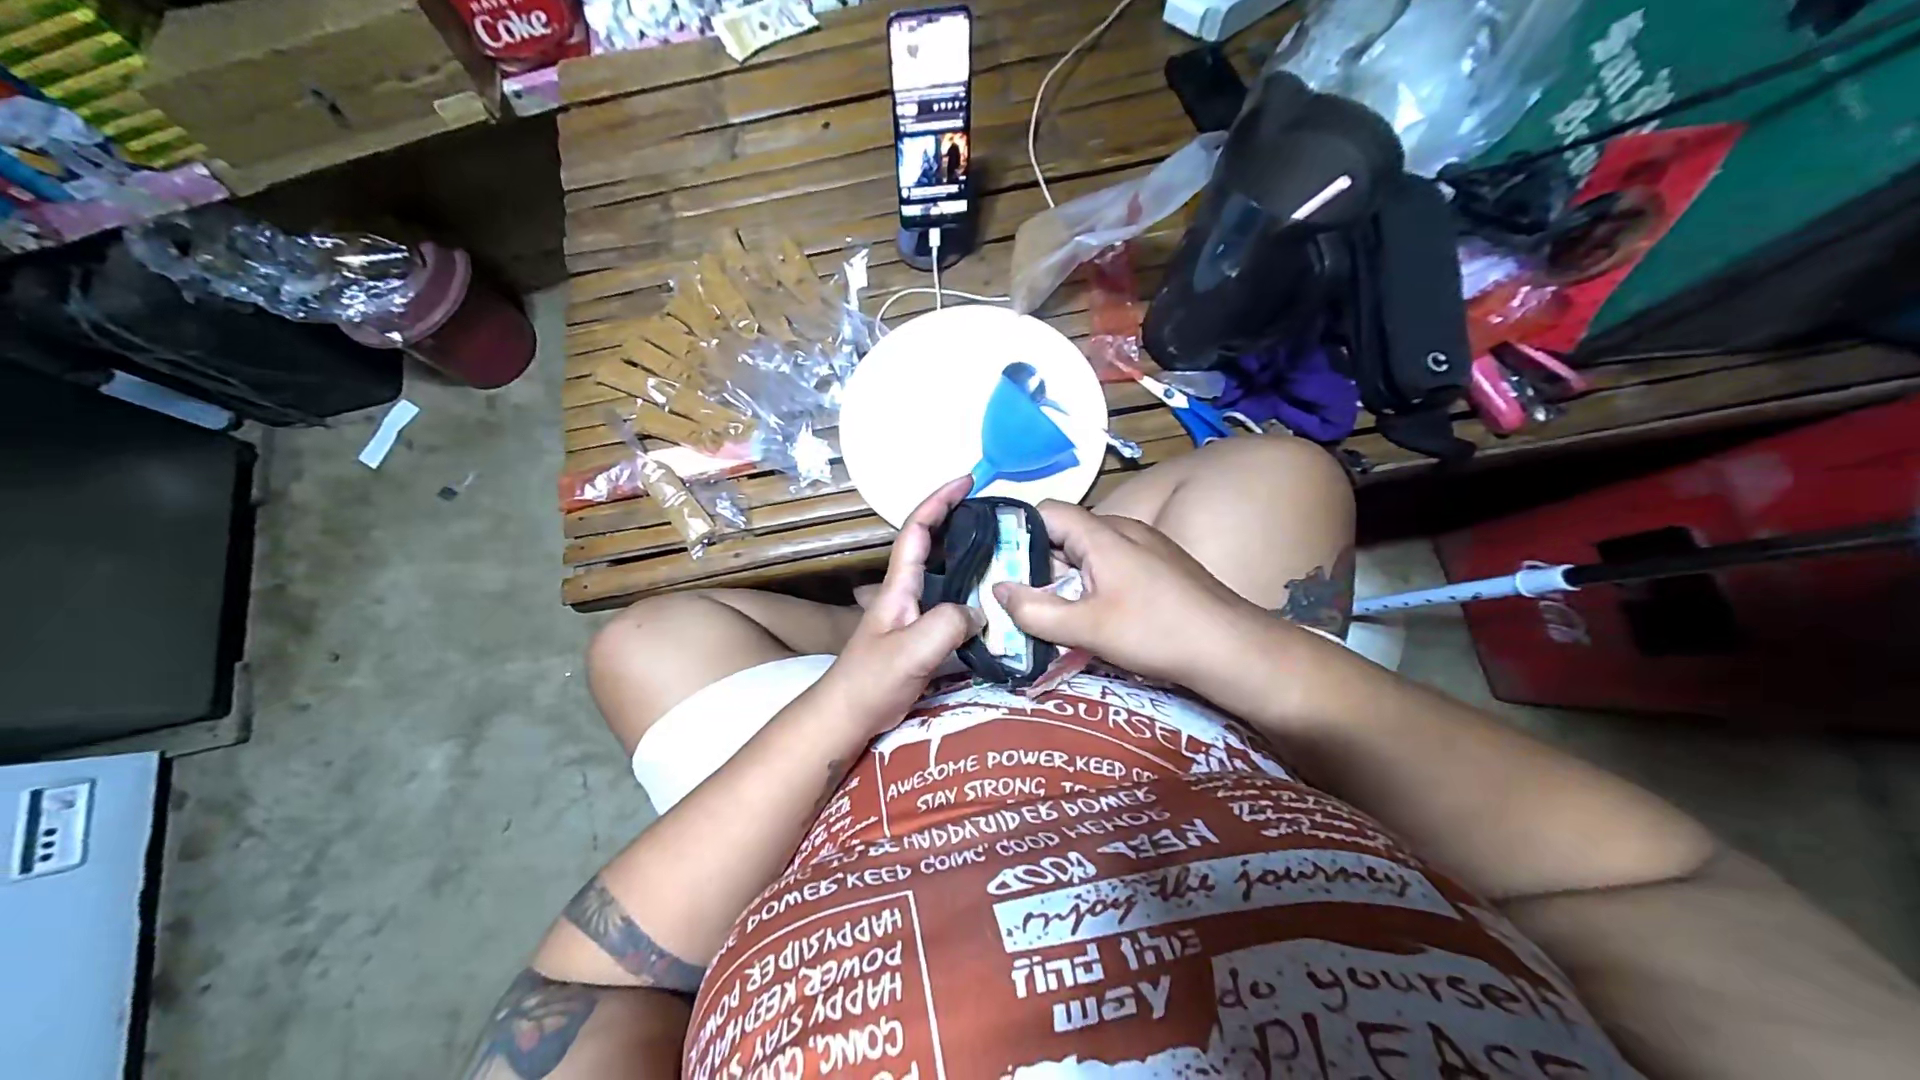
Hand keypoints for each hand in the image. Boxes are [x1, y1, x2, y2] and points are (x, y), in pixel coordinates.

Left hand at [818, 476, 982, 729]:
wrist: (849, 714)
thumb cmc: (872, 680)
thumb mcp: (912, 650)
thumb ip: (948, 625)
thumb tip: (980, 612)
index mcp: (899, 586)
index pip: (918, 530)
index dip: (939, 501)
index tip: (966, 481)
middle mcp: (906, 592)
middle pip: (932, 544)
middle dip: (957, 520)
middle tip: (994, 514)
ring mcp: (913, 614)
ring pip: (944, 574)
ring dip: (968, 555)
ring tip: (1002, 551)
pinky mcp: (921, 636)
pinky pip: (952, 603)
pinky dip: (972, 592)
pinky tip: (992, 602)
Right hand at [993, 501, 1268, 684]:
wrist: (1234, 649)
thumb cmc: (1157, 632)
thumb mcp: (1087, 628)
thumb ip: (1035, 610)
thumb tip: (998, 590)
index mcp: (1102, 533)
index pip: (1045, 510)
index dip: (1017, 531)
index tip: (999, 564)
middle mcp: (1123, 529)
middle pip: (1065, 533)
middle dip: (1037, 564)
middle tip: (1018, 599)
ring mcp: (1145, 546)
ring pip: (1088, 552)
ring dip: (1065, 578)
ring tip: (1050, 613)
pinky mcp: (1159, 566)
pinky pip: (1112, 565)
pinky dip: (1091, 585)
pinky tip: (1092, 617)